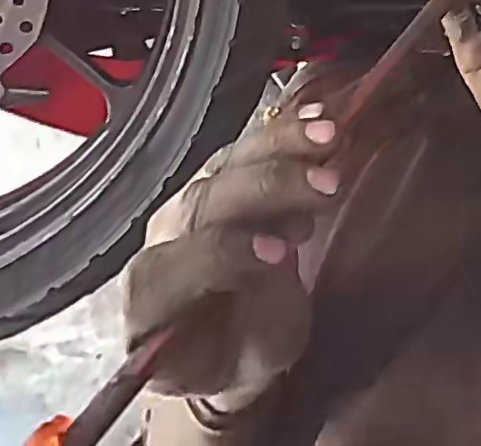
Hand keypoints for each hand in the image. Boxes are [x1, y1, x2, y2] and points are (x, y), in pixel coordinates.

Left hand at [126, 104, 342, 407]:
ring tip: (329, 135)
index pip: (183, 263)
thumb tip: (280, 260)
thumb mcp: (252, 363)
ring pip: (229, 161)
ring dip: (283, 143)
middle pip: (208, 197)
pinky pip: (248, 145)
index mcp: (151, 297)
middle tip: (328, 183)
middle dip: (271, 185)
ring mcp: (189, 196)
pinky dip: (285, 130)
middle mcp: (163, 235)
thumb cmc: (230, 356)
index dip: (229, 252)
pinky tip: (318, 117)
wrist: (215, 334)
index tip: (282, 251)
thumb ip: (262, 319)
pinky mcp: (219, 172)